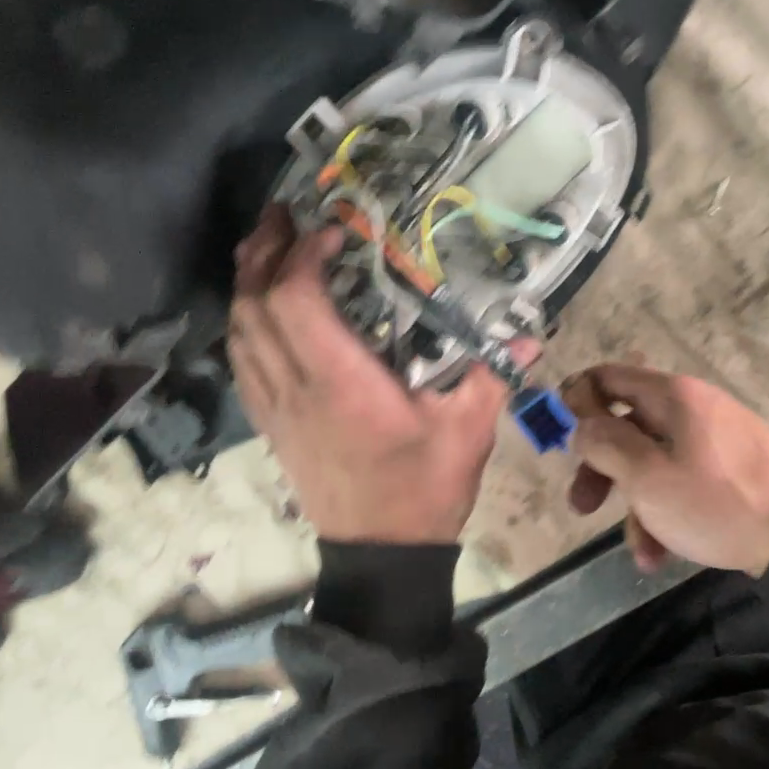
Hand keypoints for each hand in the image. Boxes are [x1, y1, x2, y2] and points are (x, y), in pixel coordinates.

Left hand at [227, 207, 506, 544]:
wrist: (383, 553)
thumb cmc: (425, 490)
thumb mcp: (468, 431)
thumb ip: (492, 375)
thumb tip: (530, 336)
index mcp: (341, 382)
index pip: (295, 298)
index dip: (305, 253)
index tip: (337, 231)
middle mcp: (296, 387)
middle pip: (253, 303)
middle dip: (263, 251)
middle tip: (285, 215)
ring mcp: (276, 408)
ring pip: (239, 331)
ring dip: (247, 283)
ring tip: (267, 250)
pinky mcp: (272, 425)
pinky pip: (241, 361)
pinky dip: (245, 325)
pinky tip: (262, 314)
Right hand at [564, 365, 768, 576]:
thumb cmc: (716, 502)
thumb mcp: (647, 477)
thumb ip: (604, 444)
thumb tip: (581, 423)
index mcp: (672, 396)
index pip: (607, 377)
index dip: (575, 403)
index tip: (560, 441)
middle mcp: (692, 409)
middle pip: (626, 427)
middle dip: (600, 469)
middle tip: (581, 506)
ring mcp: (713, 441)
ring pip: (652, 464)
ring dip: (636, 507)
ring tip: (641, 552)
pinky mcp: (728, 471)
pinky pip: (682, 483)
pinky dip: (667, 514)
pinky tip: (663, 554)